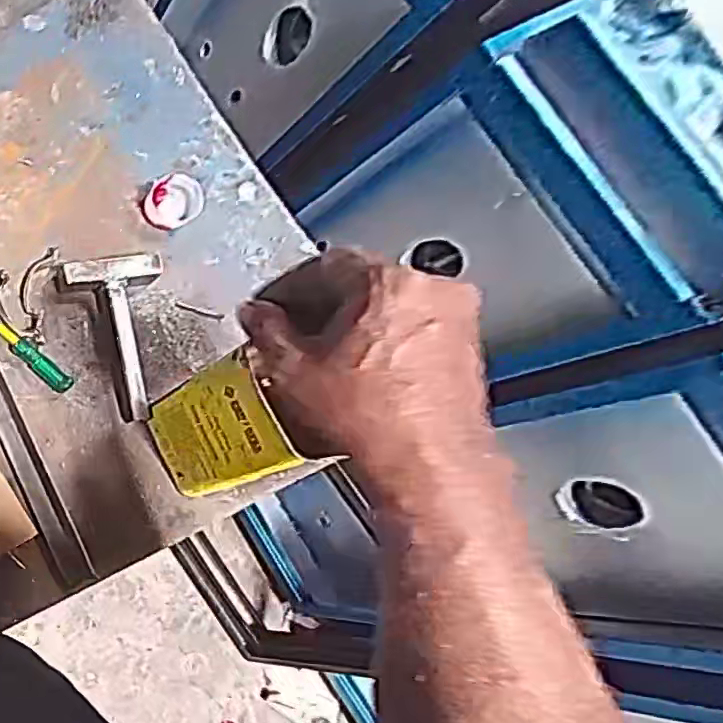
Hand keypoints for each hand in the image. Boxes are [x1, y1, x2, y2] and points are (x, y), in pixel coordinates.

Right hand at [239, 248, 492, 494]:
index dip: (285, 288)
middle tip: (287, 333)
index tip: (268, 307)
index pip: (324, 264)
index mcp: (386, 281)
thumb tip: (258, 316)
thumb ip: (267, 331)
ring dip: (349, 327)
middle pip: (359, 283)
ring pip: (387, 307)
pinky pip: (409, 331)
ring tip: (317, 359)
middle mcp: (430, 289)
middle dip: (318, 308)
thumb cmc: (370, 416)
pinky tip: (352, 375)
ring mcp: (453, 318)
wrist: (422, 458)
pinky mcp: (463, 348)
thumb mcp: (290, 370)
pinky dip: (378, 345)